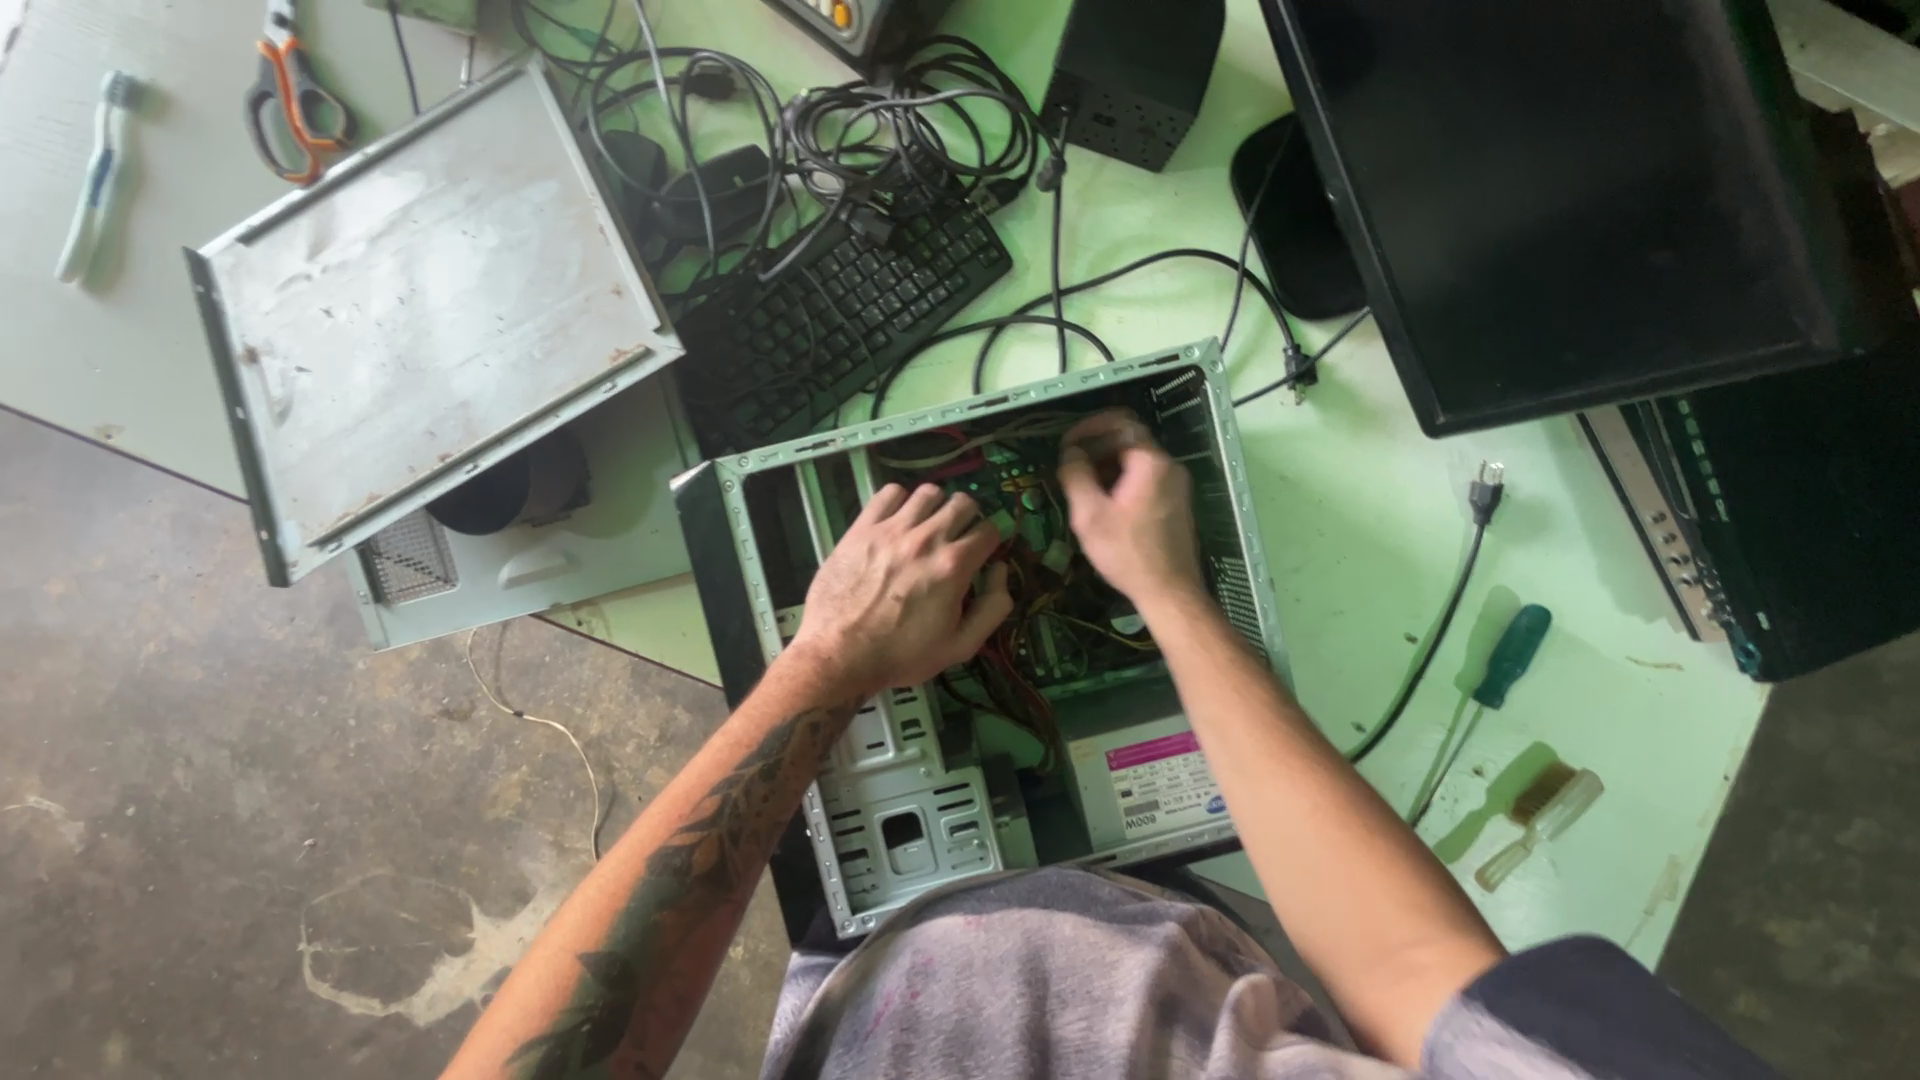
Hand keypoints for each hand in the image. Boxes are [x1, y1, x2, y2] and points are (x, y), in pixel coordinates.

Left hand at [787, 483, 1013, 699]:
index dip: (989, 542)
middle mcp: (926, 538)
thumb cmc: (902, 656)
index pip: (989, 529)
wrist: (840, 655)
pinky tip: (897, 522)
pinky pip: (890, 493)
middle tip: (957, 539)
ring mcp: (891, 529)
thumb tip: (1001, 570)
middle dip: (968, 518)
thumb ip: (993, 607)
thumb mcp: (961, 646)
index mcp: (954, 565)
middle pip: (963, 502)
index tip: (980, 555)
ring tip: (926, 527)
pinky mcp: (862, 527)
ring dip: (935, 507)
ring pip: (929, 492)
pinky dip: (900, 501)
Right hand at [1056, 410, 1205, 610]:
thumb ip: (1076, 475)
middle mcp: (1169, 465)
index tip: (1066, 445)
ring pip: (1136, 460)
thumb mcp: (1090, 515)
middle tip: (1070, 467)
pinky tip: (1103, 504)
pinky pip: (1145, 478)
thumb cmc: (1127, 554)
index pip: (1119, 423)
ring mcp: (1176, 484)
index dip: (1088, 427)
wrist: (1170, 592)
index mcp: (1150, 462)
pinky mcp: (1175, 502)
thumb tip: (1070, 454)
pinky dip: (1121, 481)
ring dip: (1107, 466)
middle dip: (1096, 448)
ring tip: (1082, 488)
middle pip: (1128, 439)